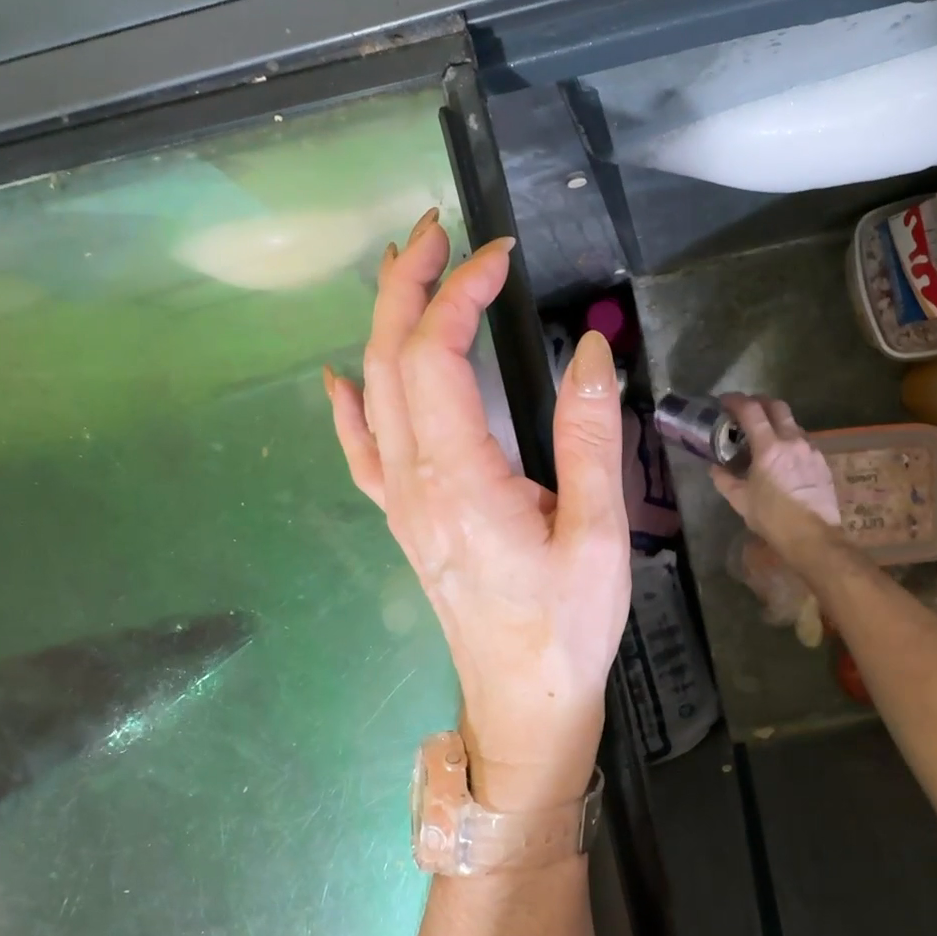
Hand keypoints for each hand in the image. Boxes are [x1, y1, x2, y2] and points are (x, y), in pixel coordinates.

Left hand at [327, 210, 629, 810]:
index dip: (460, 294)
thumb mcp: (598, 534)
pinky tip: (338, 379)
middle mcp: (413, 482)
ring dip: (385, 325)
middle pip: (388, 361)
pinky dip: (348, 405)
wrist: (524, 705)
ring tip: (407, 272)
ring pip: (372, 394)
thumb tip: (591, 353)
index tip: (498, 256)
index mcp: (460, 480)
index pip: (437, 358)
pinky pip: (360, 452)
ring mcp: (399, 503)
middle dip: (407, 285)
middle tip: (435, 230)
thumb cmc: (567, 625)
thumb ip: (589, 439)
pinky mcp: (404, 521)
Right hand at [709, 394, 841, 564]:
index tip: (725, 401)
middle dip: (760, 402)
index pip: (751, 410)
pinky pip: (804, 442)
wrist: (812, 536)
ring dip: (777, 422)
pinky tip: (784, 457)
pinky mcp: (822, 462)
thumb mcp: (740, 500)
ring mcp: (811, 450)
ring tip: (765, 436)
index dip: (736, 400)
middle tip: (746, 410)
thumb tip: (715, 468)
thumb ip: (724, 479)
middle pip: (777, 406)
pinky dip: (790, 440)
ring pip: (793, 423)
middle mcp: (793, 441)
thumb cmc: (772, 518)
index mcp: (769, 447)